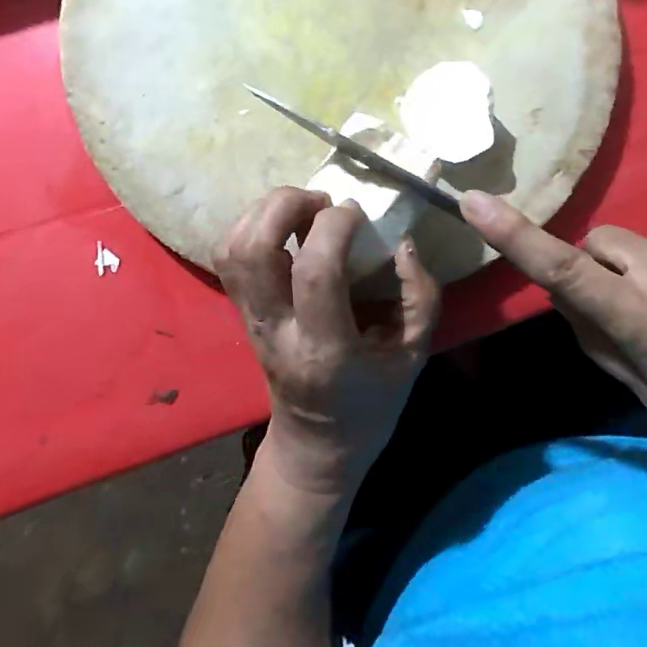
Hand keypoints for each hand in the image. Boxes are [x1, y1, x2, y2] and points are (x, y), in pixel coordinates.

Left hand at [215, 188, 442, 495]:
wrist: (315, 444)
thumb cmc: (371, 402)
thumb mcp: (413, 357)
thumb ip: (419, 297)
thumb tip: (402, 242)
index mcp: (324, 348)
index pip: (315, 271)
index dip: (334, 227)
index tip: (358, 213)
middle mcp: (276, 329)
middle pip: (255, 249)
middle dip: (287, 205)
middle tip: (322, 203)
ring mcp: (250, 319)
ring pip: (233, 248)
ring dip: (265, 211)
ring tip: (302, 209)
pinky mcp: (239, 311)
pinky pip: (227, 256)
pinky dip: (250, 226)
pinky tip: (283, 227)